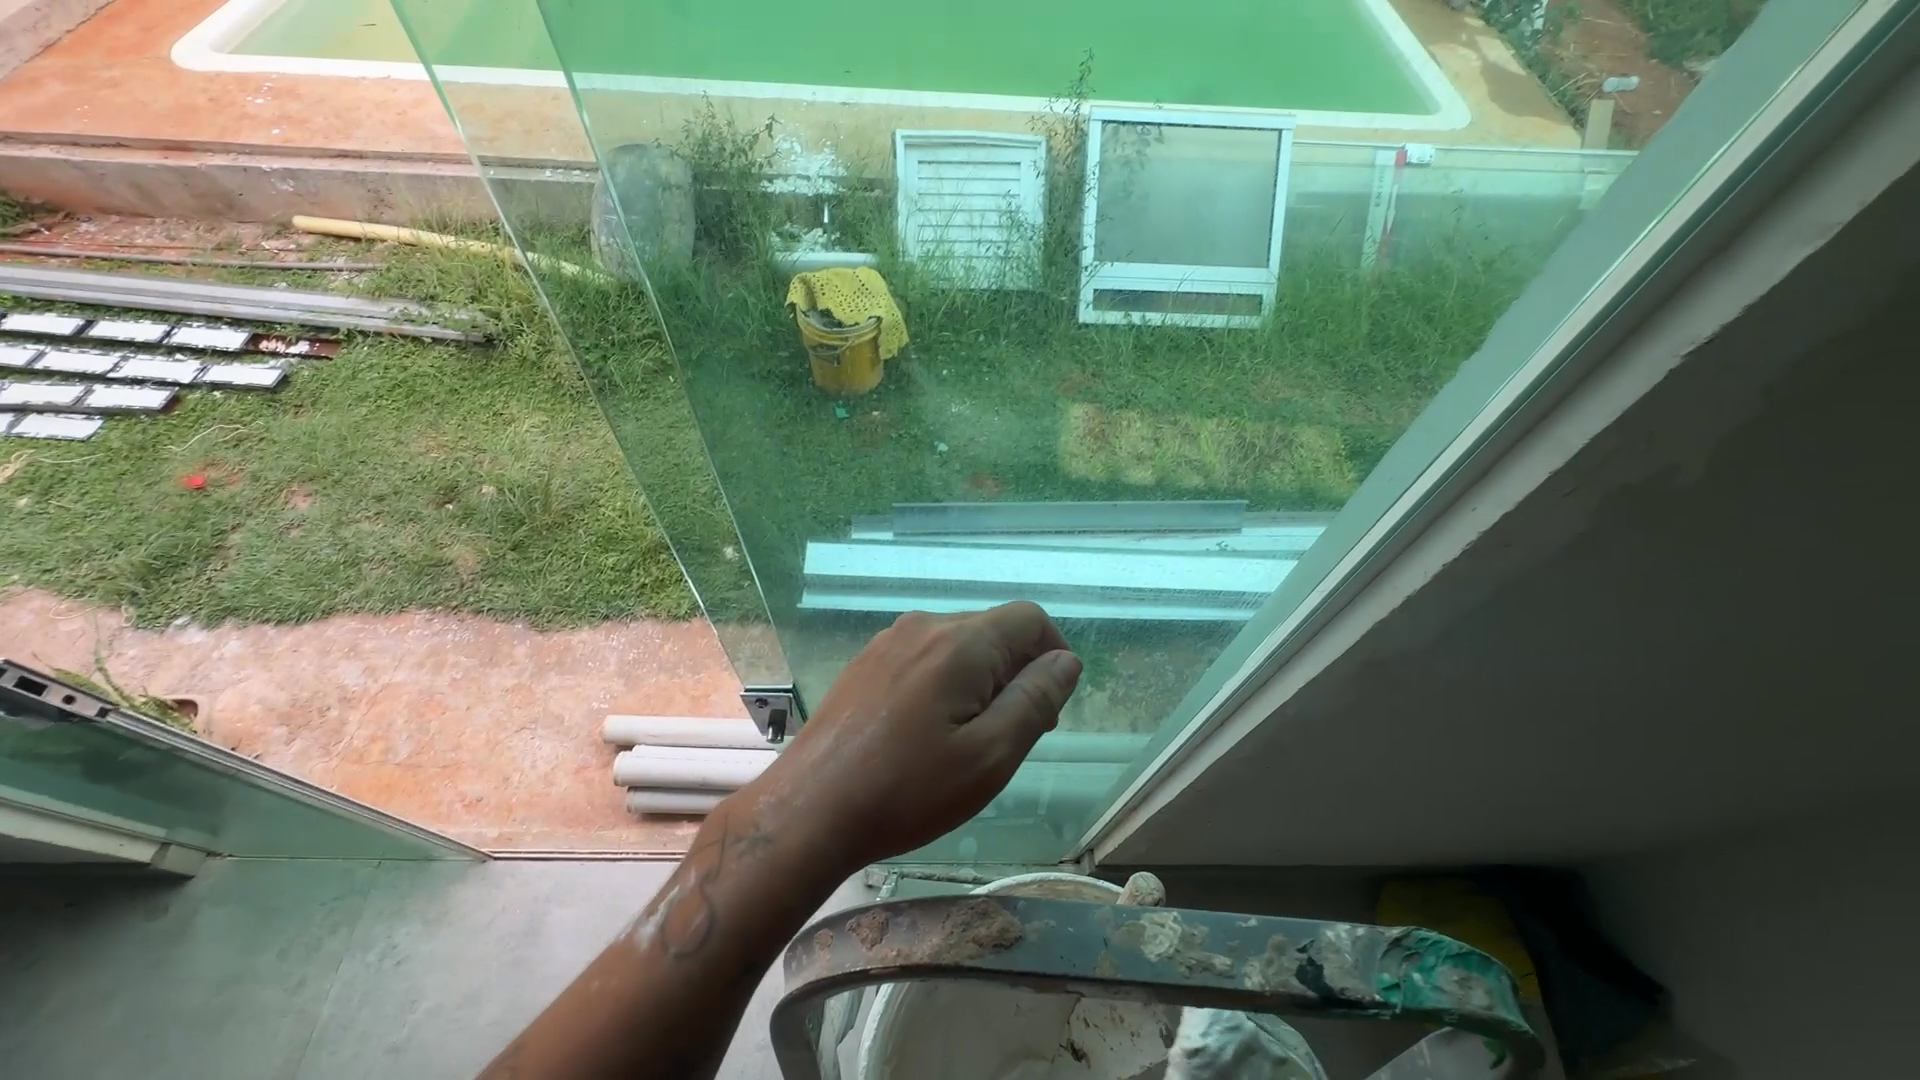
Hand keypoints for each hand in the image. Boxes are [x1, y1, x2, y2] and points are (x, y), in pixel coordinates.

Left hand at [741, 602, 1082, 874]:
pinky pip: (924, 658)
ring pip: (958, 646)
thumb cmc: (907, 789)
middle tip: (1010, 737)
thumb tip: (1066, 660)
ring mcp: (887, 643)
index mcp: (959, 642)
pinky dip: (945, 684)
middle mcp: (922, 627)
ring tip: (968, 741)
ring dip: (981, 681)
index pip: (1030, 618)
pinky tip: (927, 734)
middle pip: (993, 630)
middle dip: (1017, 672)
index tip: (1046, 710)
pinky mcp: (865, 664)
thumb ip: (1035, 700)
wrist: (809, 810)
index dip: (1053, 655)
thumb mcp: (990, 755)